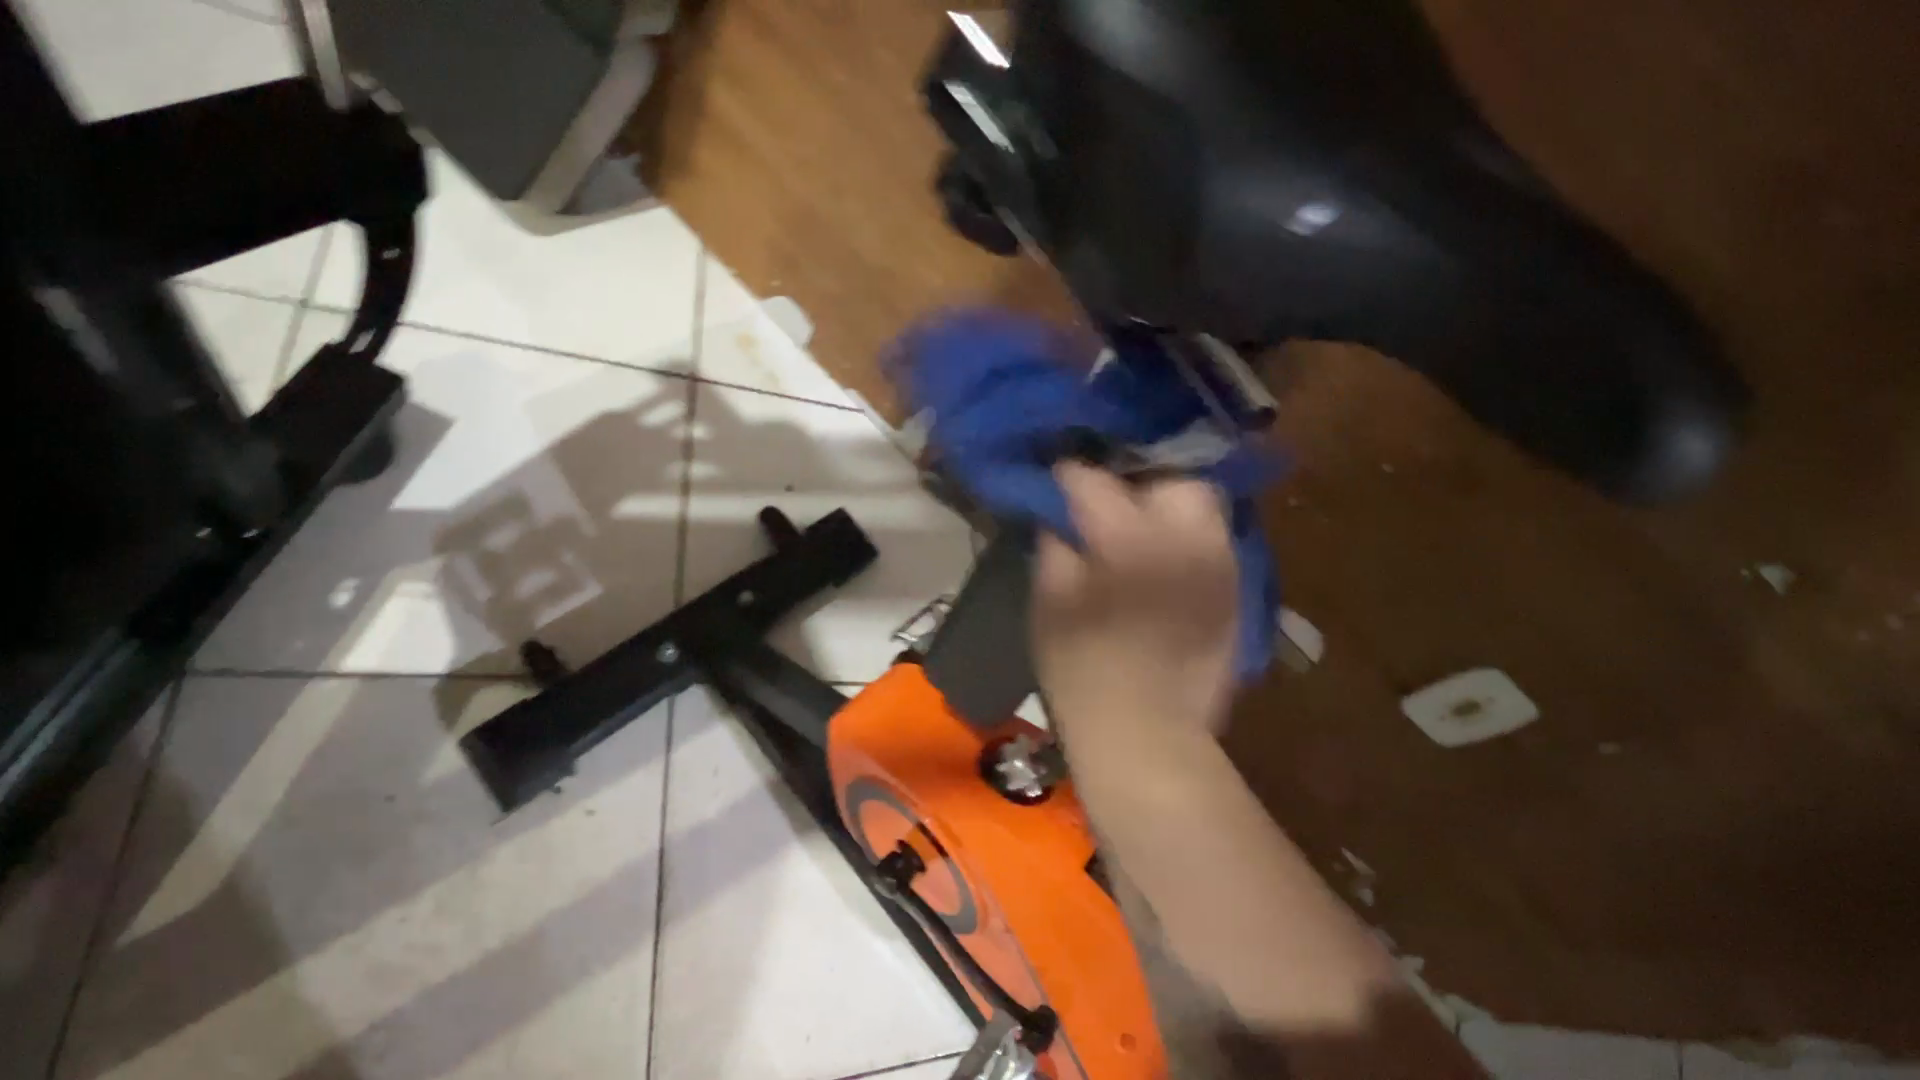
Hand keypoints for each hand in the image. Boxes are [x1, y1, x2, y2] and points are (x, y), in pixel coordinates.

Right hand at [1031, 461, 1239, 745]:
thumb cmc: (1083, 670)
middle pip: (1168, 476)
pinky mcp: (1235, 589)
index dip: (1068, 477)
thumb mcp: (1049, 604)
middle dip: (1138, 481)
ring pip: (1201, 503)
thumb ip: (1055, 547)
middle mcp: (1185, 537)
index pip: (1094, 480)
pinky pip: (1213, 540)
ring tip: (1139, 527)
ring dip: (1168, 506)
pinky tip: (1164, 559)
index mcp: (1130, 537)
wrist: (1147, 734)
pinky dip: (1188, 537)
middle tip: (1109, 503)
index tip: (1055, 483)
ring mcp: (1219, 562)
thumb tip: (1058, 515)